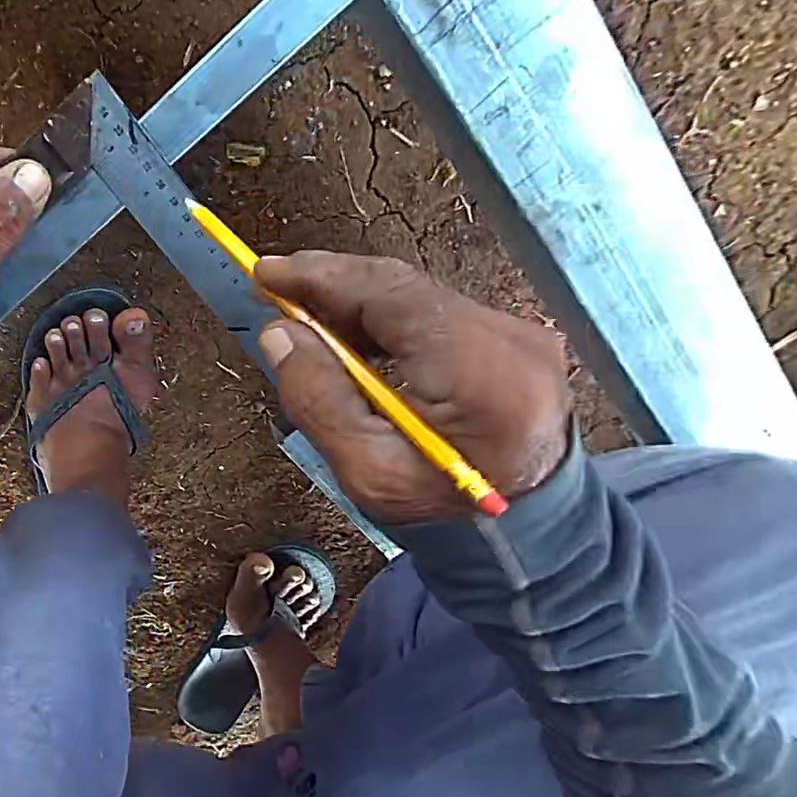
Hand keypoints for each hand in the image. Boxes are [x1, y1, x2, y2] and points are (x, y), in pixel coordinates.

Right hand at [254, 251, 572, 524]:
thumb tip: (282, 335)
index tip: (270, 273)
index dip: (325, 277)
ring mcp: (516, 332)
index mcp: (482, 378)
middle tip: (277, 289)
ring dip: (354, 299)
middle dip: (332, 283)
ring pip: (414, 293)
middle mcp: (510, 340)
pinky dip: (384, 313)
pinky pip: (432, 307)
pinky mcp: (510, 334)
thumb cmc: (445, 510)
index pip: (392, 298)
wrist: (526, 523)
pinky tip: (350, 330)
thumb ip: (320, 401)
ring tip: (305, 314)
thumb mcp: (368, 473)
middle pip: (402, 287)